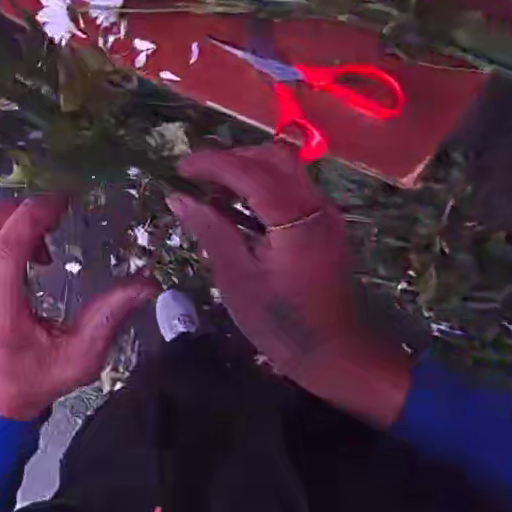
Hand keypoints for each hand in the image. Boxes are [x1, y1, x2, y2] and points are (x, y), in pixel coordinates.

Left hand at [0, 195, 160, 420]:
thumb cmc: (40, 376)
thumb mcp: (82, 357)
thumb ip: (110, 317)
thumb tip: (147, 284)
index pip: (4, 251)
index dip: (31, 218)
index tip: (60, 204)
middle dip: (20, 212)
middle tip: (53, 217)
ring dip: (8, 221)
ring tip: (39, 240)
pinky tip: (18, 252)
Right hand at [168, 144, 412, 427]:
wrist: (333, 354)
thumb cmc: (280, 323)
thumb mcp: (236, 279)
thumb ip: (211, 230)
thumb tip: (178, 198)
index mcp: (296, 221)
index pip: (252, 172)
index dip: (213, 163)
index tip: (180, 169)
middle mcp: (316, 206)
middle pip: (273, 158)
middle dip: (231, 159)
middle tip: (196, 177)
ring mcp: (324, 213)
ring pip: (284, 168)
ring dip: (247, 169)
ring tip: (212, 190)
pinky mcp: (323, 223)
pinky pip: (290, 186)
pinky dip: (261, 185)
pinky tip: (237, 205)